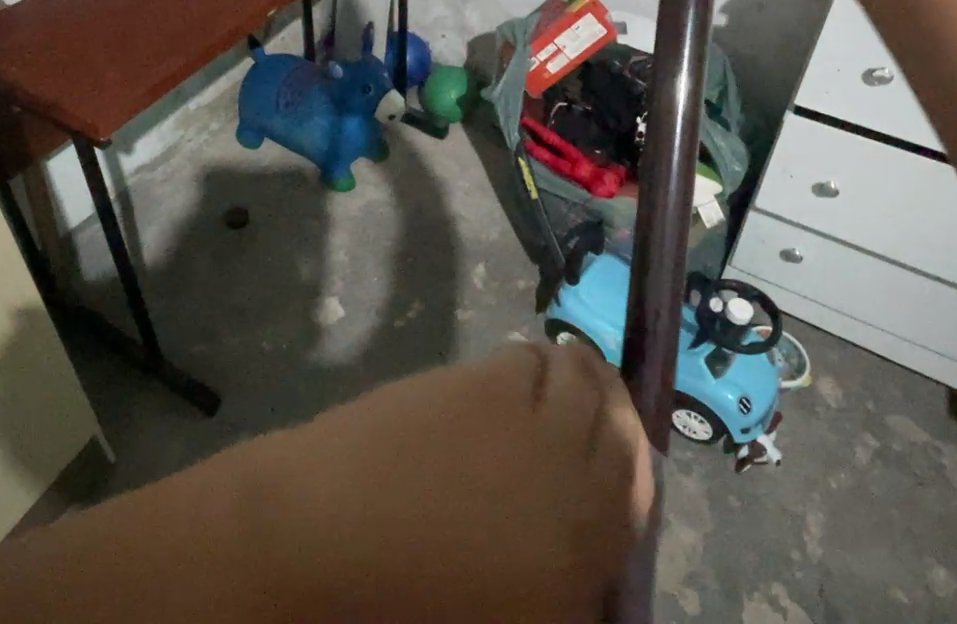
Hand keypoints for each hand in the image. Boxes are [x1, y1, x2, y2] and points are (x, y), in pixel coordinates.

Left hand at [244, 342, 651, 621]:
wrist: (318, 545)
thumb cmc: (408, 600)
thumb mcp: (510, 609)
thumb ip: (561, 581)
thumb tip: (584, 552)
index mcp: (583, 548)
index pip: (639, 485)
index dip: (636, 460)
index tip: (624, 449)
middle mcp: (571, 476)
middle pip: (615, 418)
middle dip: (612, 406)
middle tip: (594, 401)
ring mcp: (527, 422)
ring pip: (575, 376)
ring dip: (570, 376)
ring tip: (550, 379)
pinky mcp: (481, 384)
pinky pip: (525, 357)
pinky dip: (527, 362)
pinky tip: (504, 376)